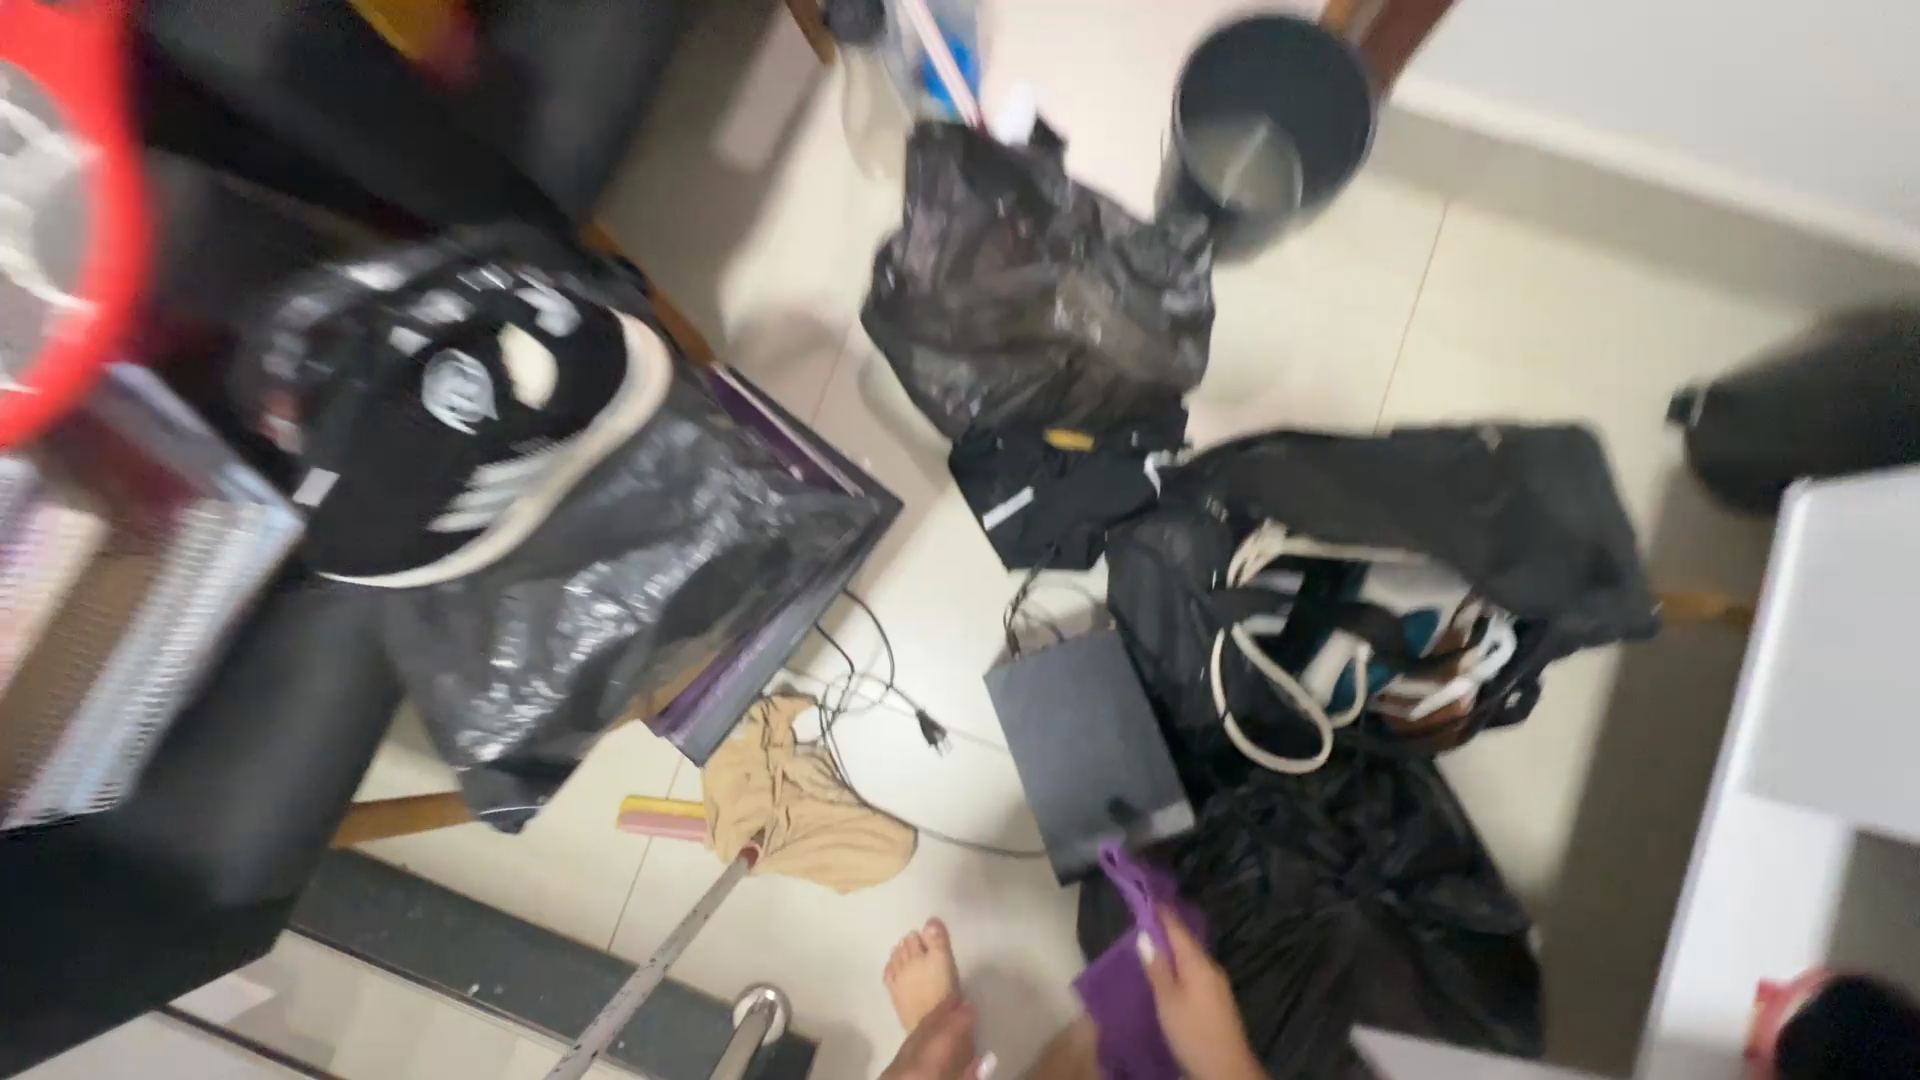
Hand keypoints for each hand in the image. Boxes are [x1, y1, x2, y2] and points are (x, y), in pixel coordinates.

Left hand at [879, 994, 996, 1079]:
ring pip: (910, 1044)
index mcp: (920, 1073)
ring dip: (928, 1028)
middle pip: (922, 1034)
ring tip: (945, 1015)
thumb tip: (979, 1063)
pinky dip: (917, 1045)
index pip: (942, 1037)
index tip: (972, 1005)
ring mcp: (888, 1075)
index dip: (958, 1020)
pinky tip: (926, 1048)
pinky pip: (903, 1058)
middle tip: (957, 996)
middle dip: (940, 1015)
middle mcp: (900, 1069)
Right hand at [1138, 906, 1264, 1079]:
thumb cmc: (1193, 1032)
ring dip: (1173, 946)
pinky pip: (1196, 969)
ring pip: (1191, 955)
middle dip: (1166, 927)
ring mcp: (1218, 983)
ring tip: (1152, 942)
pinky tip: (1171, 970)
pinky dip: (1181, 962)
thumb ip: (1157, 967)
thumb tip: (1145, 934)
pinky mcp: (1219, 999)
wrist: (1229, 1072)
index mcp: (1197, 962)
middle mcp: (1210, 966)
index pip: (1176, 926)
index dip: (1160, 911)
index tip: (1144, 896)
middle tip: (1143, 918)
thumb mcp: (1167, 1001)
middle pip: (1185, 939)